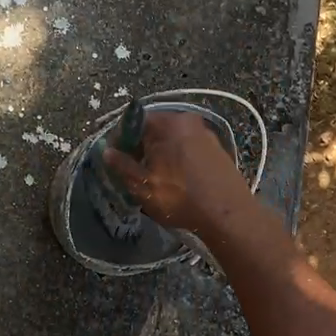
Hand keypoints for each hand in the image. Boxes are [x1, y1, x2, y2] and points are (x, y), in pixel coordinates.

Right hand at [103, 110, 252, 233]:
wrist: (228, 215)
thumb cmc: (181, 198)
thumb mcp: (144, 185)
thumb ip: (122, 165)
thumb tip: (107, 151)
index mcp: (168, 123)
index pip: (133, 121)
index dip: (119, 140)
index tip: (115, 160)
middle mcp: (188, 120)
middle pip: (153, 129)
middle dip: (139, 148)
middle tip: (133, 171)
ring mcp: (205, 133)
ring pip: (171, 139)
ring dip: (158, 154)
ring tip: (153, 178)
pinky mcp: (217, 148)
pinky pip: (187, 147)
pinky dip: (176, 158)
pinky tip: (175, 179)